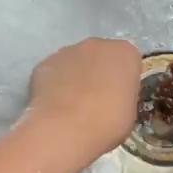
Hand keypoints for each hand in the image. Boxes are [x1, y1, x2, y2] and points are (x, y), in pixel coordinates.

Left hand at [22, 38, 142, 159]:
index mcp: (125, 53)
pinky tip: (53, 106)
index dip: (123, 79)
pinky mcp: (43, 63)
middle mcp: (96, 44)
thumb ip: (122, 95)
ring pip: (74, 61)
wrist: (65, 128)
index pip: (128, 61)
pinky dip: (53, 84)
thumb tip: (111, 97)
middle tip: (96, 100)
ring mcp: (66, 51)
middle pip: (100, 56)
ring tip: (71, 106)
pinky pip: (53, 72)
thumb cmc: (107, 121)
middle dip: (98, 72)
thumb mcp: (129, 112)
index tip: (120, 96)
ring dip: (74, 77)